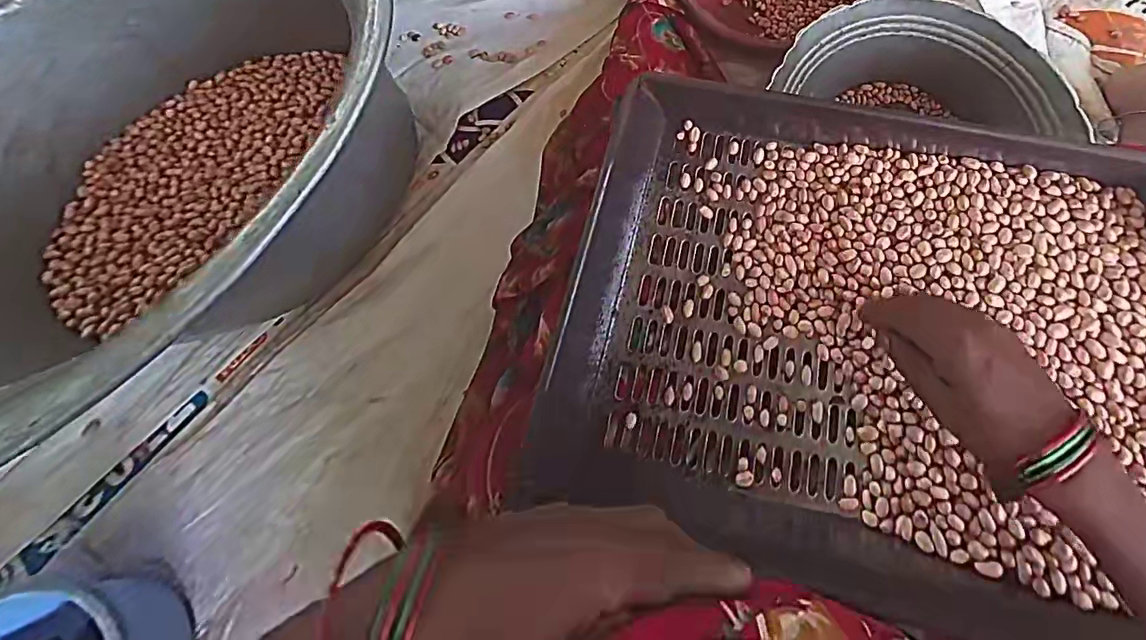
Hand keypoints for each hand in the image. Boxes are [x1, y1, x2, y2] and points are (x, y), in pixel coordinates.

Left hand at [412, 505, 750, 639]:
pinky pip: (595, 518)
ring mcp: (551, 517)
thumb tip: (651, 614)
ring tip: (675, 574)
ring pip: (624, 517)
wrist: (398, 611)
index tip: (747, 578)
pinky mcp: (529, 520)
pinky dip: (622, 536)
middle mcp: (579, 527)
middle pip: (652, 528)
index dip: (710, 569)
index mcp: (593, 566)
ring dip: (656, 541)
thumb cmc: (481, 635)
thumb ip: (617, 625)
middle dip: (689, 552)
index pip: (667, 562)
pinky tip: (615, 564)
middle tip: (717, 583)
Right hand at [860, 294, 1075, 476]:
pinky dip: (937, 315)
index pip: (905, 312)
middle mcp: (971, 323)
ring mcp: (989, 324)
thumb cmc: (990, 431)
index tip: (863, 315)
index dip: (879, 311)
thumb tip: (887, 336)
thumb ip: (910, 362)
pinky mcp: (1000, 331)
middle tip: (876, 320)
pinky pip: (957, 312)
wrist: (1051, 442)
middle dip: (896, 308)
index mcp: (952, 341)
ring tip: (899, 327)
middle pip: (922, 302)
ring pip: (940, 304)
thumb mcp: (939, 402)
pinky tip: (930, 332)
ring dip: (916, 310)